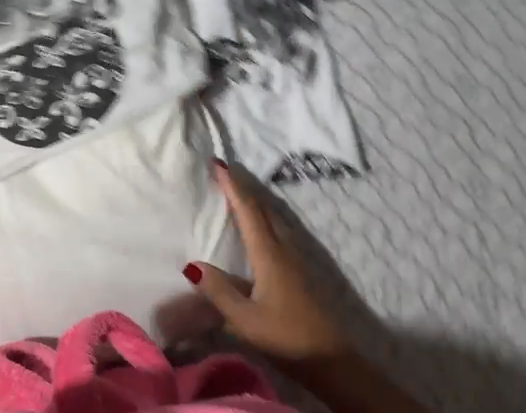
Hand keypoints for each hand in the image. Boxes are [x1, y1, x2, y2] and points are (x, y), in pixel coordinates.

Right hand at [184, 160, 351, 367]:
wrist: (334, 361)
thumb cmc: (287, 338)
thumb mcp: (246, 320)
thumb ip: (219, 291)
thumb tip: (191, 264)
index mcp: (269, 253)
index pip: (248, 211)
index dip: (233, 186)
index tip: (218, 163)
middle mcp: (284, 248)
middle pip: (263, 209)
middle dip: (243, 188)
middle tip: (223, 174)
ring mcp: (297, 258)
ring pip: (274, 219)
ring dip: (255, 203)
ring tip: (238, 195)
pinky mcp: (302, 271)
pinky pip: (280, 231)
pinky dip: (265, 219)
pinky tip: (260, 230)